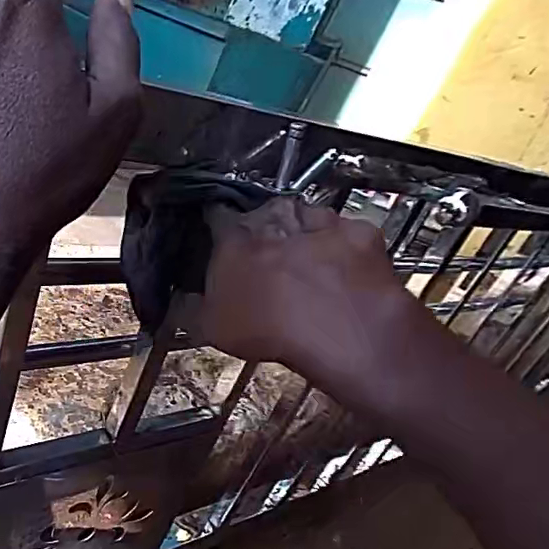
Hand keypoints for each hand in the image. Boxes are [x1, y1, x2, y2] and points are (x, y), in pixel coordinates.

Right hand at [196, 198, 425, 380]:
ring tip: (308, 268)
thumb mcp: (212, 328)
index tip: (221, 238)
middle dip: (266, 233)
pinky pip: (347, 232)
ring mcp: (320, 222)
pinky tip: (342, 272)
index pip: (218, 215)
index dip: (218, 226)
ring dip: (305, 235)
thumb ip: (195, 306)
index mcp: (235, 236)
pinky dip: (344, 247)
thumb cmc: (270, 332)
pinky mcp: (360, 232)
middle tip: (270, 265)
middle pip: (266, 213)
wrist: (337, 335)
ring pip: (307, 216)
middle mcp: (277, 218)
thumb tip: (188, 302)